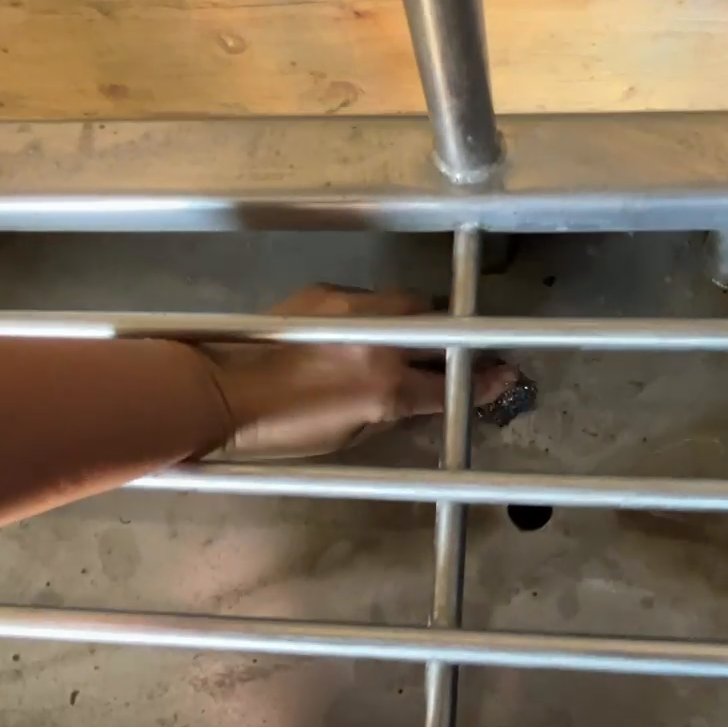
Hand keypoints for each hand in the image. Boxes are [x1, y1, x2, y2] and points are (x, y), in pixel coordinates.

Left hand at [202, 285, 519, 459]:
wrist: (221, 388)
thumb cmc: (284, 429)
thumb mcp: (349, 435)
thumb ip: (393, 412)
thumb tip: (422, 399)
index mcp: (385, 387)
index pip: (448, 385)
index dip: (482, 384)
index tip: (506, 377)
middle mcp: (379, 340)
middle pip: (441, 328)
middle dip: (456, 342)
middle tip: (461, 355)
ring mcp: (353, 308)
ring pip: (410, 304)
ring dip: (421, 322)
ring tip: (412, 340)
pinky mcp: (327, 291)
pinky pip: (372, 298)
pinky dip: (380, 314)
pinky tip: (364, 332)